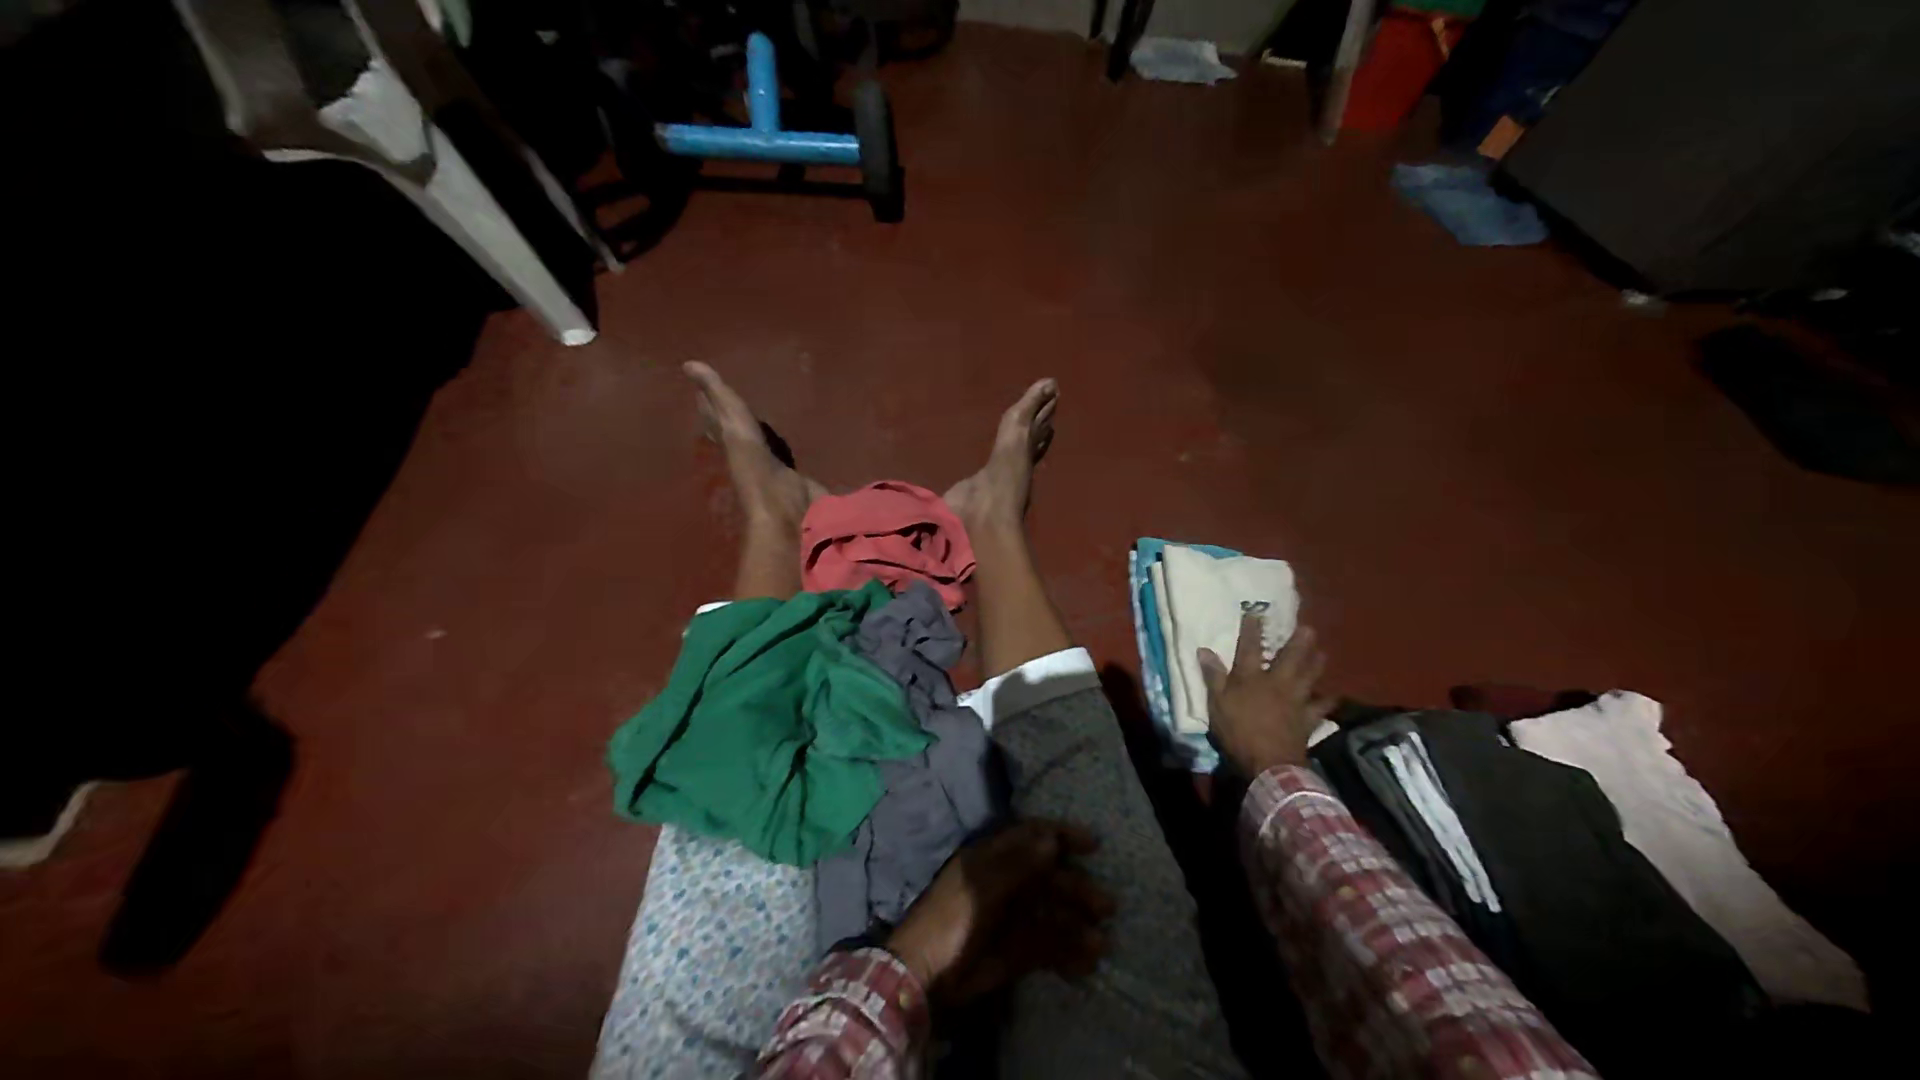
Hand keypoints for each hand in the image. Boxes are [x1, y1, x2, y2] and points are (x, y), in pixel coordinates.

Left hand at [886, 819, 1112, 1002]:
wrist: (925, 972)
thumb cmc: (952, 917)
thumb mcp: (984, 885)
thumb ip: (1019, 863)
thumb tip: (1052, 840)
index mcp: (993, 858)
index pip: (1032, 836)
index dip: (1062, 835)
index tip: (1093, 844)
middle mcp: (1007, 883)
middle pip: (1049, 878)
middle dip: (1078, 888)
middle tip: (1106, 906)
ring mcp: (1012, 917)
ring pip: (1052, 915)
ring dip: (1077, 926)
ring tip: (1100, 944)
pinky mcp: (1015, 951)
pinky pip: (1047, 948)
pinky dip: (1067, 954)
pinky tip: (1086, 963)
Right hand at [1199, 615, 1332, 776]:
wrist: (1268, 763)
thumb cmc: (1237, 731)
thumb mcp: (1216, 703)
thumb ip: (1213, 676)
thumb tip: (1204, 650)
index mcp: (1251, 678)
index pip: (1250, 648)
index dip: (1252, 630)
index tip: (1255, 613)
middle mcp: (1277, 683)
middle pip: (1290, 657)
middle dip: (1298, 641)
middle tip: (1308, 628)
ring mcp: (1296, 700)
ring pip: (1310, 676)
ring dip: (1316, 663)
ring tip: (1322, 653)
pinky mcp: (1308, 719)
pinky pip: (1321, 707)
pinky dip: (1328, 700)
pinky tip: (1333, 695)